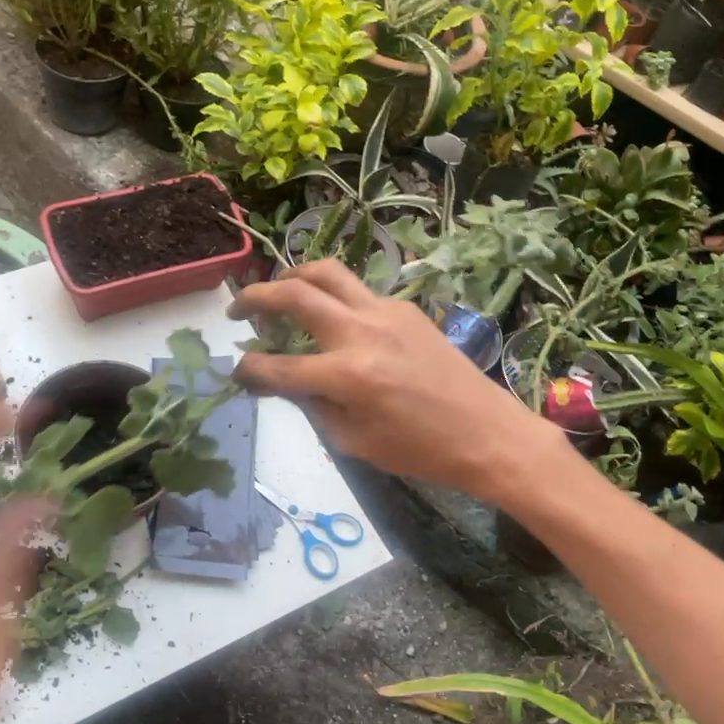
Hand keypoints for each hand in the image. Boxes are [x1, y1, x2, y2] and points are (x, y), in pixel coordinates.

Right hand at [230, 260, 567, 500]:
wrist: (487, 433)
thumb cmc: (420, 451)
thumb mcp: (354, 441)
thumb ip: (312, 405)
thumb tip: (283, 381)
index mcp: (349, 376)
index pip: (278, 367)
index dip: (248, 369)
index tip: (236, 371)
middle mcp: (363, 332)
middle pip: (295, 294)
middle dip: (255, 297)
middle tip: (237, 310)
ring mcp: (387, 312)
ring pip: (327, 272)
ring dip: (293, 277)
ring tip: (278, 293)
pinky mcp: (405, 308)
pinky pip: (357, 290)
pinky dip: (331, 295)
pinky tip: (329, 318)